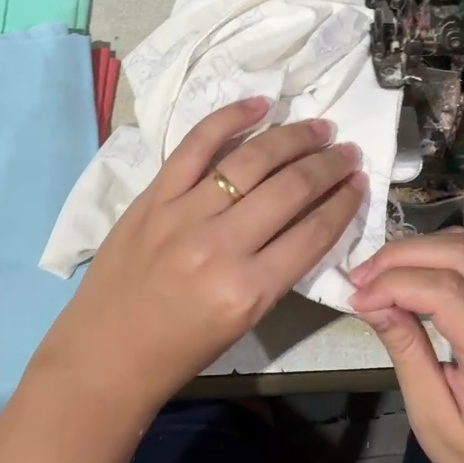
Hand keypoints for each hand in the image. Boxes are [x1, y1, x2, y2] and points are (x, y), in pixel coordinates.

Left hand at [31, 97, 364, 407]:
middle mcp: (220, 247)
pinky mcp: (154, 196)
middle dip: (329, 165)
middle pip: (290, 188)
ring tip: (319, 128)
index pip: (314, 231)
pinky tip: (260, 105)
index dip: (344, 201)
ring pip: (251, 160)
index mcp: (248, 290)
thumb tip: (314, 216)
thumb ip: (279, 268)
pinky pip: (196, 145)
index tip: (359, 182)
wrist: (104, 357)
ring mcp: (183, 214)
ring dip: (293, 138)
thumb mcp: (245, 320)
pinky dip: (229, 118)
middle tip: (348, 151)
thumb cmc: (180, 350)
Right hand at [348, 230, 463, 462]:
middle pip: (457, 254)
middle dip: (402, 255)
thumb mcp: (433, 418)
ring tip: (375, 276)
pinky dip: (428, 257)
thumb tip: (371, 303)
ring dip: (415, 250)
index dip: (396, 283)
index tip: (356, 297)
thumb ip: (406, 352)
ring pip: (462, 248)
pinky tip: (401, 276)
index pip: (446, 291)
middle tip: (359, 278)